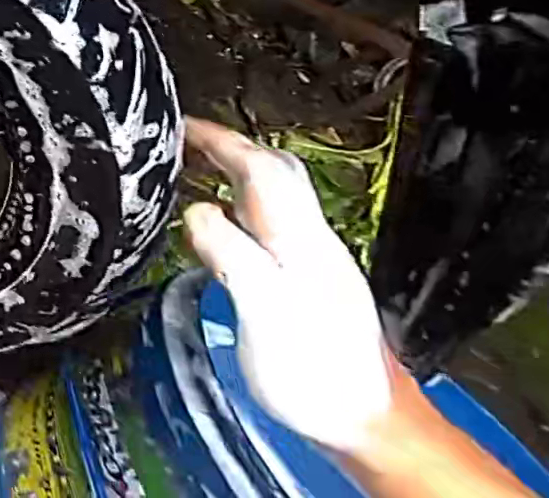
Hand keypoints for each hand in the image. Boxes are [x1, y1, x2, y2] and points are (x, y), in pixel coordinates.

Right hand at [181, 118, 394, 453]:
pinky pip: (271, 215)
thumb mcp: (261, 311)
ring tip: (198, 164)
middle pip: (273, 169)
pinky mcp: (310, 276)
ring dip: (236, 167)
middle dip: (228, 145)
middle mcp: (308, 237)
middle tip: (186, 139)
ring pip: (275, 190)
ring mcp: (313, 256)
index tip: (179, 125)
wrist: (370, 423)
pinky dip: (240, 197)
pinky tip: (223, 215)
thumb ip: (229, 254)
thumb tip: (194, 210)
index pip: (258, 166)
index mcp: (296, 238)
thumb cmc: (314, 374)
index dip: (217, 140)